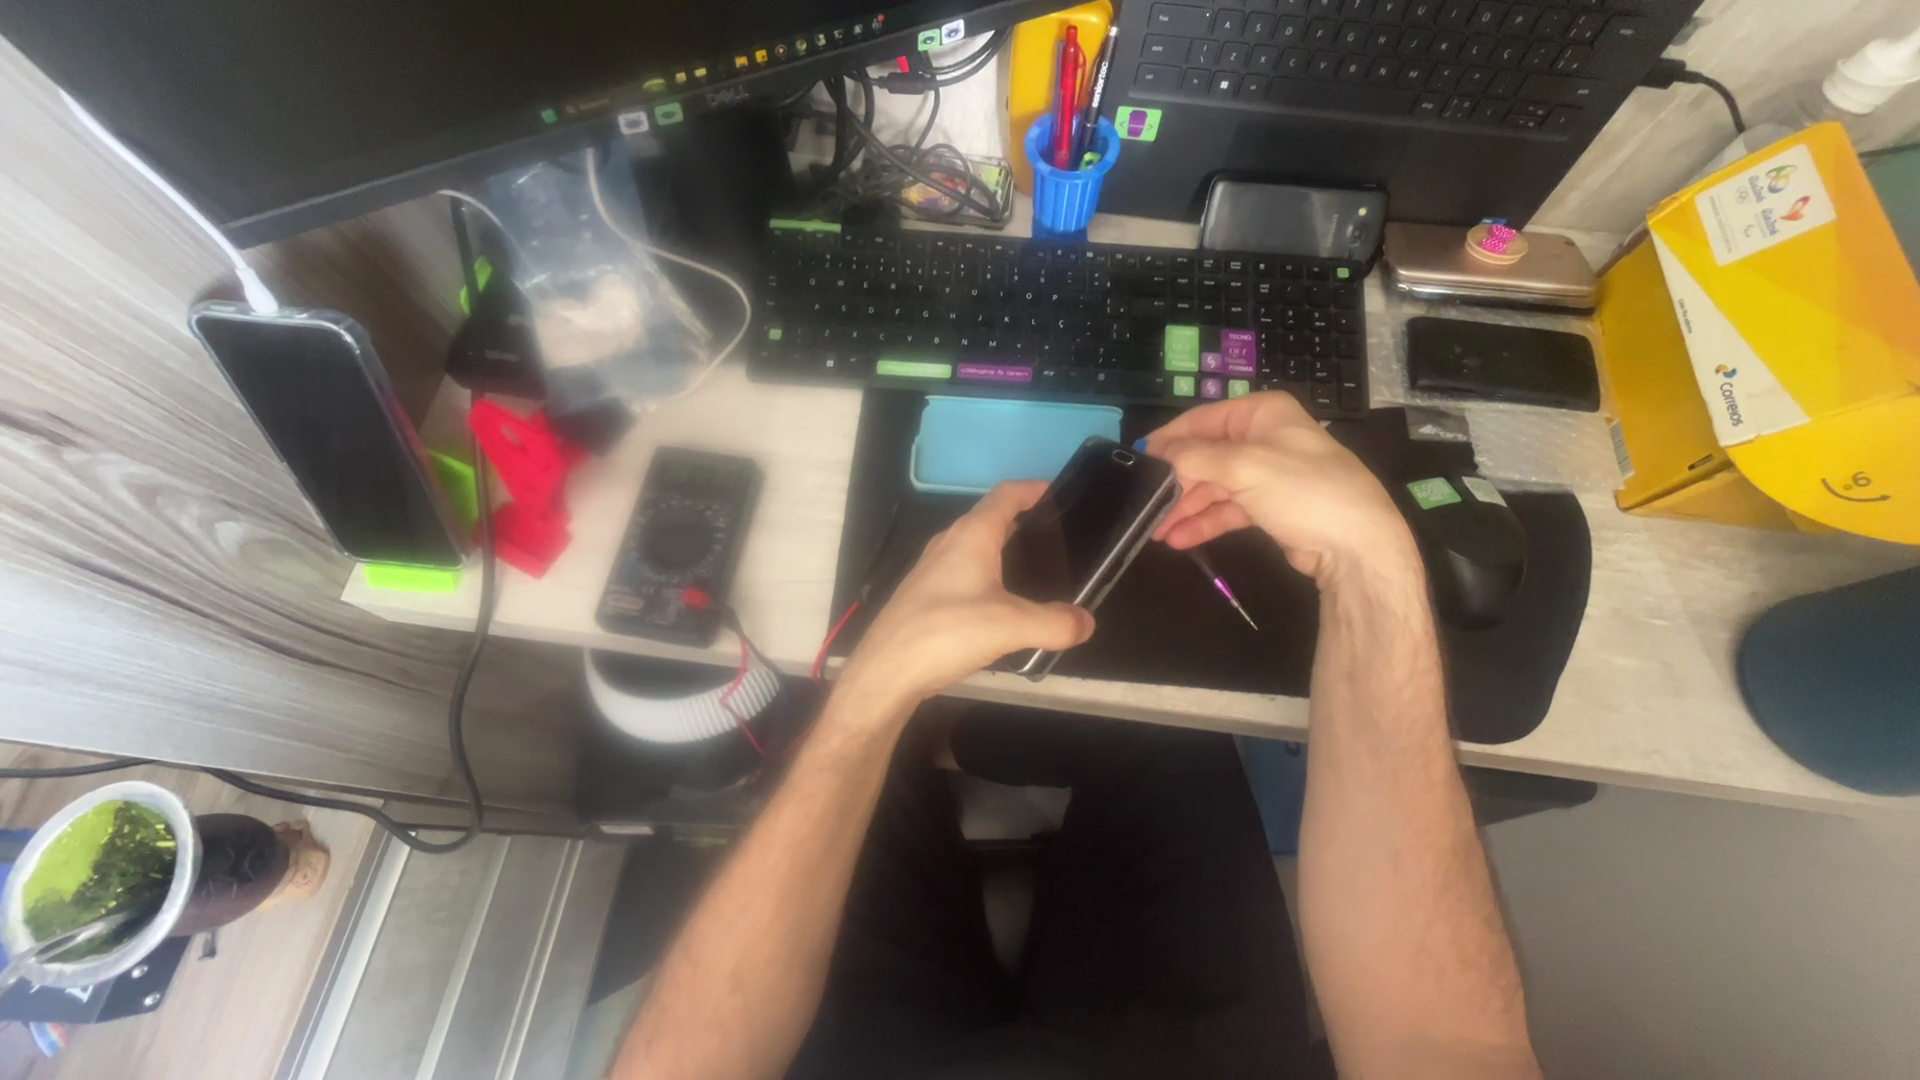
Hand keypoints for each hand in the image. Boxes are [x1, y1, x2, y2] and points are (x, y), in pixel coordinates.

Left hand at [837, 481, 1094, 711]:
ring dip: (1001, 549)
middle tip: (1054, 536)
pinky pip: (962, 573)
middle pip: (988, 518)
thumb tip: (1086, 623)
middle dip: (1020, 520)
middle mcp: (948, 544)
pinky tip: (999, 605)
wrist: (886, 672)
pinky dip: (986, 575)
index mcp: (971, 536)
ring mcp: (931, 570)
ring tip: (1033, 569)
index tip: (1057, 492)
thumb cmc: (947, 634)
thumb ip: (1055, 623)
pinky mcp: (923, 596)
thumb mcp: (1012, 627)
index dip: (1031, 488)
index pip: (1005, 495)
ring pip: (973, 547)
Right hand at [1142, 393, 1416, 585]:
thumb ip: (1193, 457)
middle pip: (1206, 456)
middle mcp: (1264, 438)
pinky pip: (1228, 510)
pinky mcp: (1271, 507)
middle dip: (1176, 483)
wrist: (1357, 545)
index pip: (1203, 419)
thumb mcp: (1242, 465)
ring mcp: (1268, 474)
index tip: (1137, 459)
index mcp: (1262, 413)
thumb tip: (1156, 453)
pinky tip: (1179, 539)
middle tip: (1144, 504)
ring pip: (1214, 487)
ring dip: (1185, 508)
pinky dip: (1204, 522)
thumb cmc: (1303, 489)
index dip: (1169, 439)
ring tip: (1156, 530)